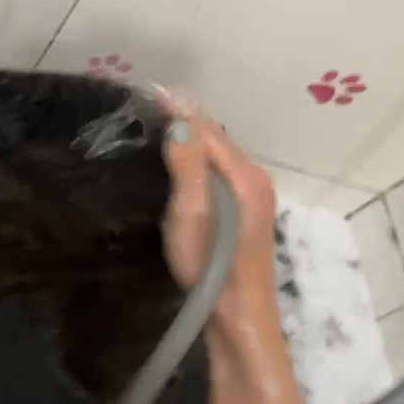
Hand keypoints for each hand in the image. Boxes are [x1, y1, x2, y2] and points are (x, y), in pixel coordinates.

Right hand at [158, 97, 278, 320]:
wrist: (236, 312)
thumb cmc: (209, 264)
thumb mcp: (191, 212)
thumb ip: (188, 165)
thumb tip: (179, 121)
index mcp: (243, 175)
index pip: (207, 129)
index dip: (179, 109)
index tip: (149, 91)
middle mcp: (254, 178)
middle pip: (217, 137)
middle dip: (186, 116)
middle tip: (149, 101)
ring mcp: (253, 195)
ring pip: (219, 152)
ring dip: (193, 133)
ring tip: (160, 120)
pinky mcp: (245, 210)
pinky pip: (219, 167)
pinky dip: (199, 152)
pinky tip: (180, 155)